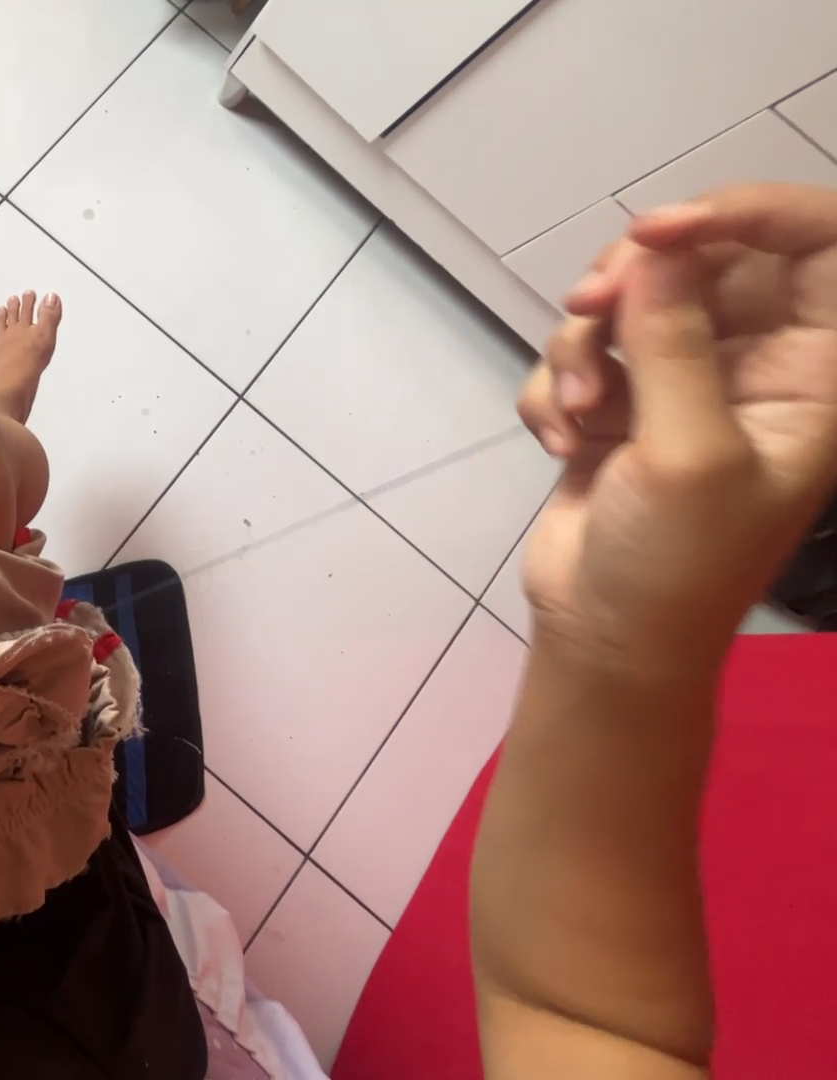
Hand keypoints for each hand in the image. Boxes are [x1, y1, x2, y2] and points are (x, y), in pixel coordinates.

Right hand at [515, 185, 836, 671]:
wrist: (604, 623)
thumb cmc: (677, 554)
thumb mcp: (688, 452)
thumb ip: (676, 351)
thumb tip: (655, 260)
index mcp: (816, 367)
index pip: (814, 247)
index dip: (742, 217)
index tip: (652, 231)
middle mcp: (751, 362)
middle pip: (695, 268)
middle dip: (629, 288)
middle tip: (585, 314)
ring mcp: (673, 386)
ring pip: (616, 317)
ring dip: (576, 356)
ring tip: (574, 416)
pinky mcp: (610, 409)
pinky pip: (570, 366)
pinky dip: (551, 396)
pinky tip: (558, 442)